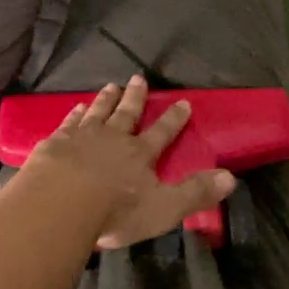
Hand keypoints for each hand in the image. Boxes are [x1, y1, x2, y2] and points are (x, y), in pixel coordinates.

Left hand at [17, 75, 236, 249]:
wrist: (61, 202)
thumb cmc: (115, 211)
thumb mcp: (163, 209)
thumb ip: (194, 193)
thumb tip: (231, 178)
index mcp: (139, 154)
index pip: (162, 132)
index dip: (174, 119)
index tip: (183, 102)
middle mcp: (113, 138)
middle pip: (126, 113)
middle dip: (135, 97)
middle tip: (138, 78)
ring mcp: (83, 137)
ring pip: (98, 112)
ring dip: (106, 99)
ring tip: (110, 86)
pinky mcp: (57, 142)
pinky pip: (69, 122)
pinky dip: (75, 113)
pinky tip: (76, 107)